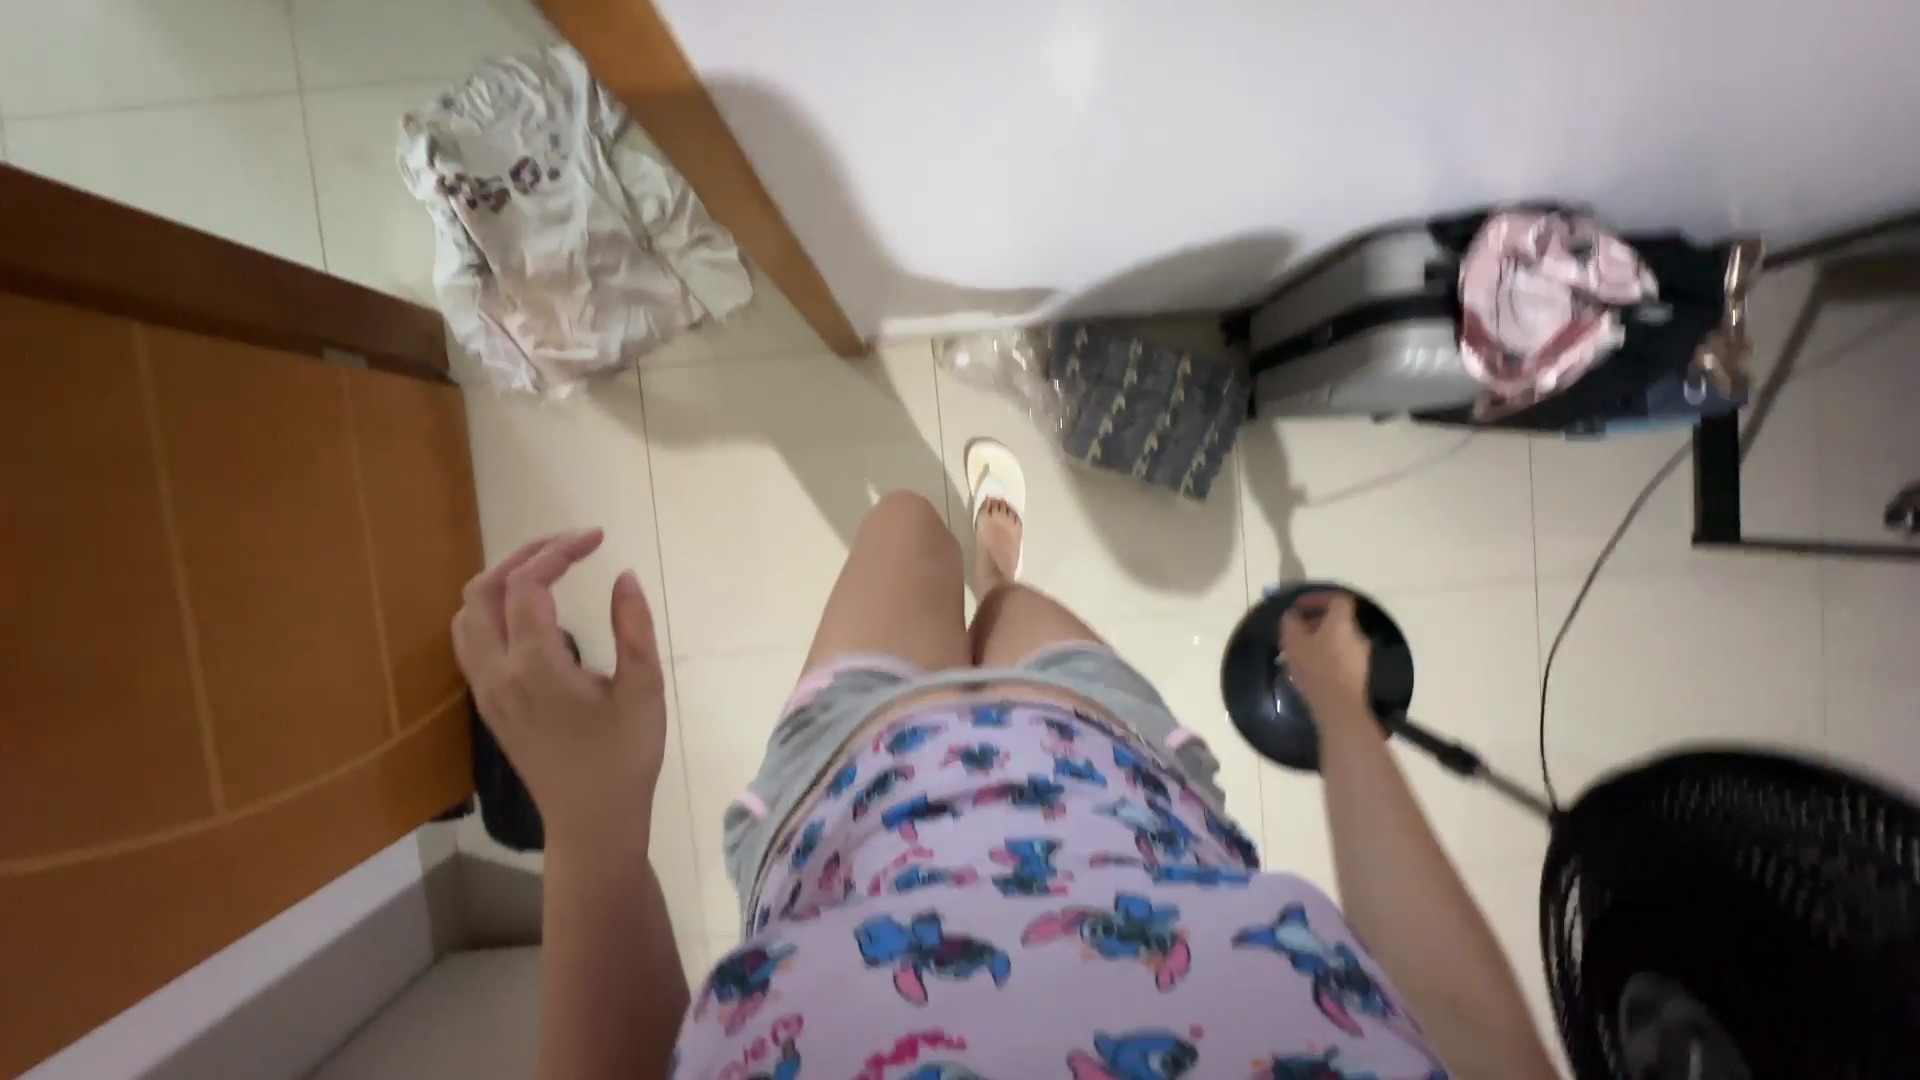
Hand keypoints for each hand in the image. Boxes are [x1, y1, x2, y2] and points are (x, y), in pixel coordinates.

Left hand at [450, 528, 668, 843]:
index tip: (598, 537)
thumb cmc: (625, 756)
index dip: (560, 551)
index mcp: (536, 665)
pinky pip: (471, 641)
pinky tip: (530, 614)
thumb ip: (633, 627)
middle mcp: (497, 673)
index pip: (529, 586)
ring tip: (546, 569)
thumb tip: (623, 576)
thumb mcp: (643, 688)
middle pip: (483, 592)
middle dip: (523, 556)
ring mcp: (486, 691)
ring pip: (466, 617)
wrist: (592, 821)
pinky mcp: (489, 705)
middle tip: (569, 543)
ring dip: (500, 581)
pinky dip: (492, 610)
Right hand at [1281, 591, 1372, 718]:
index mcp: (1342, 623)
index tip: (1299, 607)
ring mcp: (1361, 655)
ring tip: (1297, 654)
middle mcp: (1356, 635)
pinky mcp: (1359, 673)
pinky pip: (1340, 656)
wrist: (1339, 706)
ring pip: (1337, 640)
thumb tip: (1293, 615)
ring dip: (1318, 641)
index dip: (1318, 598)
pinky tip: (1309, 669)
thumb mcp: (1293, 641)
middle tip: (1294, 633)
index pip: (1337, 599)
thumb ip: (1291, 622)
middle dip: (1313, 623)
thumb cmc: (1315, 668)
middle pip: (1336, 621)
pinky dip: (1326, 655)